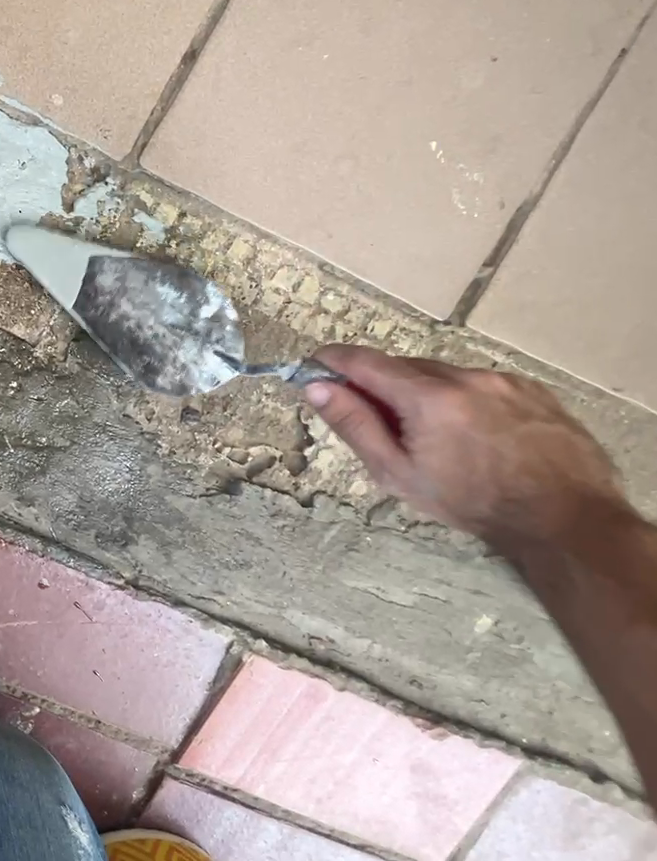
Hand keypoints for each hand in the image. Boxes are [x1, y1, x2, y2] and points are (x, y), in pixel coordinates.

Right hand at [304, 345, 626, 550]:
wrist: (568, 520)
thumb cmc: (470, 500)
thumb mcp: (395, 471)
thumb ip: (354, 424)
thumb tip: (316, 387)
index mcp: (429, 397)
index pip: (364, 361)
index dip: (332, 360)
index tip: (313, 366)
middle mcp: (467, 377)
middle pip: (403, 366)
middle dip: (380, 384)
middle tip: (375, 418)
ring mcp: (506, 381)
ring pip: (442, 374)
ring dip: (421, 390)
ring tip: (429, 430)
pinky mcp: (534, 391)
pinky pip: (478, 383)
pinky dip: (459, 396)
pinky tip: (470, 430)